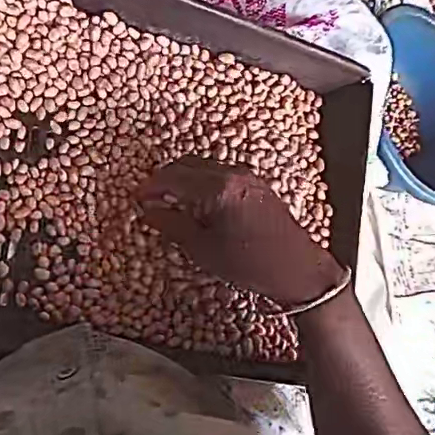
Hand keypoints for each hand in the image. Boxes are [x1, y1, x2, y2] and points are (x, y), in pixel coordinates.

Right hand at [137, 157, 341, 308]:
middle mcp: (232, 174)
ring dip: (183, 179)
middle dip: (164, 179)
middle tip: (150, 199)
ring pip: (203, 166)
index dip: (150, 187)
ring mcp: (247, 176)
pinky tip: (197, 203)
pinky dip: (202, 181)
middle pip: (186, 165)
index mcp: (217, 189)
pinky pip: (220, 173)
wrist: (297, 269)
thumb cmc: (250, 264)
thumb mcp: (202, 249)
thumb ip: (172, 225)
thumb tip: (149, 212)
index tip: (137, 198)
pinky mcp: (256, 183)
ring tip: (171, 202)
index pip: (172, 178)